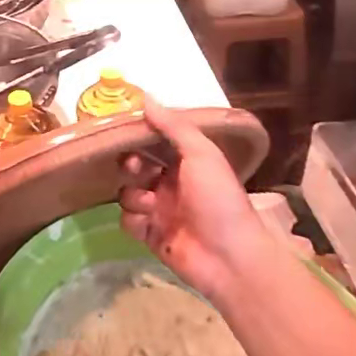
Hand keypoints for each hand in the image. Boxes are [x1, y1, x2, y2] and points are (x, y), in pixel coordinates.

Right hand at [119, 103, 276, 301]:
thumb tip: (146, 98)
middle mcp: (171, 183)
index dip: (141, 137)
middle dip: (131, 164)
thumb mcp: (201, 154)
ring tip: (151, 204)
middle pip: (137, 166)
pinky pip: (128, 220)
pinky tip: (147, 221)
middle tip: (135, 168)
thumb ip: (173, 126)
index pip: (156, 141)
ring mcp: (160, 210)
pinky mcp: (151, 235)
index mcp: (186, 161)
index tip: (127, 132)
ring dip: (134, 194)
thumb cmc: (219, 198)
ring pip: (128, 193)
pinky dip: (133, 219)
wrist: (229, 258)